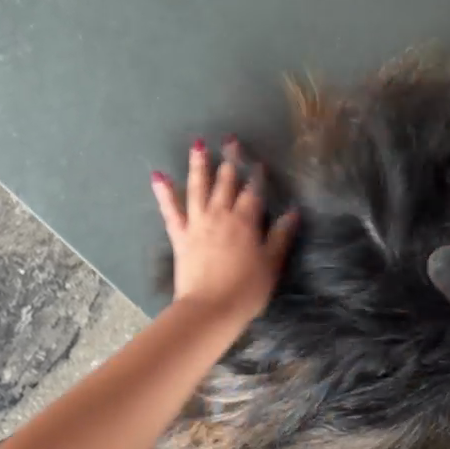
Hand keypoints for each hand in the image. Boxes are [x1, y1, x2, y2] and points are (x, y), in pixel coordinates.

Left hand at [151, 138, 298, 323]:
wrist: (210, 309)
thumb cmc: (246, 290)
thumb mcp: (271, 265)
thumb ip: (280, 237)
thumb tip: (292, 213)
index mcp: (245, 222)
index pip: (253, 192)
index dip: (256, 176)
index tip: (258, 161)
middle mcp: (221, 215)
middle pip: (226, 183)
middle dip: (230, 160)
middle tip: (230, 139)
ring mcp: (197, 224)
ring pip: (198, 188)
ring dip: (198, 165)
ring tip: (197, 144)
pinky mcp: (180, 236)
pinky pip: (170, 210)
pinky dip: (163, 193)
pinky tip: (157, 176)